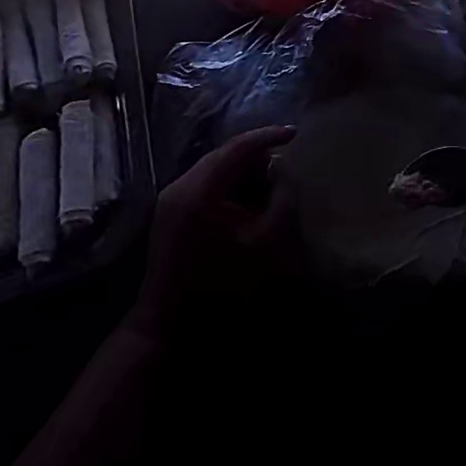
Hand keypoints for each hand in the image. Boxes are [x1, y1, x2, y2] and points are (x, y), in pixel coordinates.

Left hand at [127, 126, 296, 339]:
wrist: (171, 332)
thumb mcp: (265, 244)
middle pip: (222, 155)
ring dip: (242, 170)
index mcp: (200, 190)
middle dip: (256, 154)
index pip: (237, 148)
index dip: (268, 136)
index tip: (295, 133)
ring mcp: (170, 201)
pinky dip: (229, 185)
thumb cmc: (224, 291)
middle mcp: (180, 187)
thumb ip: (280, 200)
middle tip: (287, 158)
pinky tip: (249, 198)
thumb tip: (280, 168)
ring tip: (273, 178)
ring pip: (213, 170)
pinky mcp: (170, 215)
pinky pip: (204, 186)